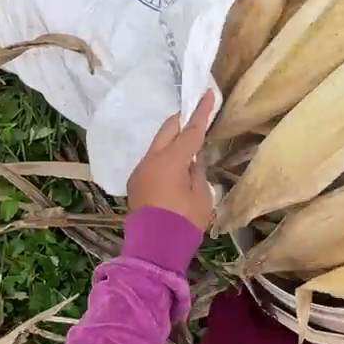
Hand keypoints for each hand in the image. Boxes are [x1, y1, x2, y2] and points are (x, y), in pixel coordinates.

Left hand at [127, 90, 216, 228]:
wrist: (154, 250)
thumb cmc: (184, 224)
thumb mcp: (201, 197)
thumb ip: (198, 172)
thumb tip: (193, 160)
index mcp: (171, 161)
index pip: (190, 130)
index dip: (201, 112)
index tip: (208, 93)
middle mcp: (151, 160)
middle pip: (168, 130)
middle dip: (182, 120)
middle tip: (197, 114)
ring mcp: (140, 171)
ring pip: (158, 145)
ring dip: (173, 140)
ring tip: (189, 144)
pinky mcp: (135, 183)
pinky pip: (152, 161)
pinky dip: (165, 157)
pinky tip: (176, 166)